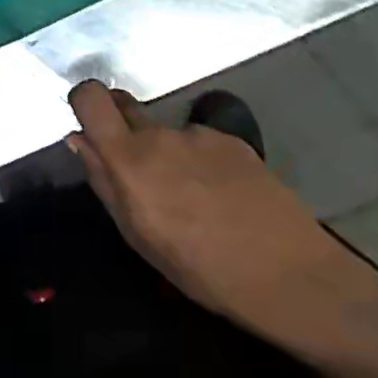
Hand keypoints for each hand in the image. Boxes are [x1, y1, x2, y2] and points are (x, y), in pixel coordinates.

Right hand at [65, 80, 369, 337]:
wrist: (297, 280)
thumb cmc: (203, 268)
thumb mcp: (137, 234)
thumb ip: (103, 181)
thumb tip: (79, 140)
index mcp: (128, 157)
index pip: (91, 97)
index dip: (84, 100)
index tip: (89, 123)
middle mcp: (160, 134)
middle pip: (127, 109)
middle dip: (126, 131)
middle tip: (143, 173)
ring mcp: (200, 135)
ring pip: (167, 133)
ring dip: (169, 153)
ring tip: (196, 198)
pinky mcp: (235, 142)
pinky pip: (202, 142)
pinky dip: (203, 162)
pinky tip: (225, 197)